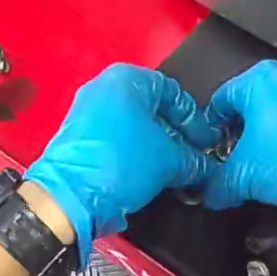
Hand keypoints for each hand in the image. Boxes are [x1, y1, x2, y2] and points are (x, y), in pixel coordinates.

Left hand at [26, 64, 217, 264]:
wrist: (71, 196)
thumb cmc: (122, 163)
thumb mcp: (170, 161)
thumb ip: (194, 160)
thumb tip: (206, 167)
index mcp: (126, 79)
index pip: (174, 93)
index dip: (195, 120)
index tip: (206, 142)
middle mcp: (104, 88)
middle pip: (153, 109)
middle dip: (177, 134)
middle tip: (194, 156)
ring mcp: (88, 112)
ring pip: (135, 125)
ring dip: (159, 147)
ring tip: (176, 169)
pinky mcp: (80, 137)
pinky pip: (118, 139)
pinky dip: (138, 153)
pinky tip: (152, 173)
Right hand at [200, 60, 276, 274]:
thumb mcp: (246, 175)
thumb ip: (220, 183)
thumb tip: (211, 193)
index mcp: (262, 78)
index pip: (220, 101)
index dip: (209, 132)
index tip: (207, 156)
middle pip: (251, 111)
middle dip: (240, 143)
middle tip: (233, 171)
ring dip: (268, 150)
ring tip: (263, 179)